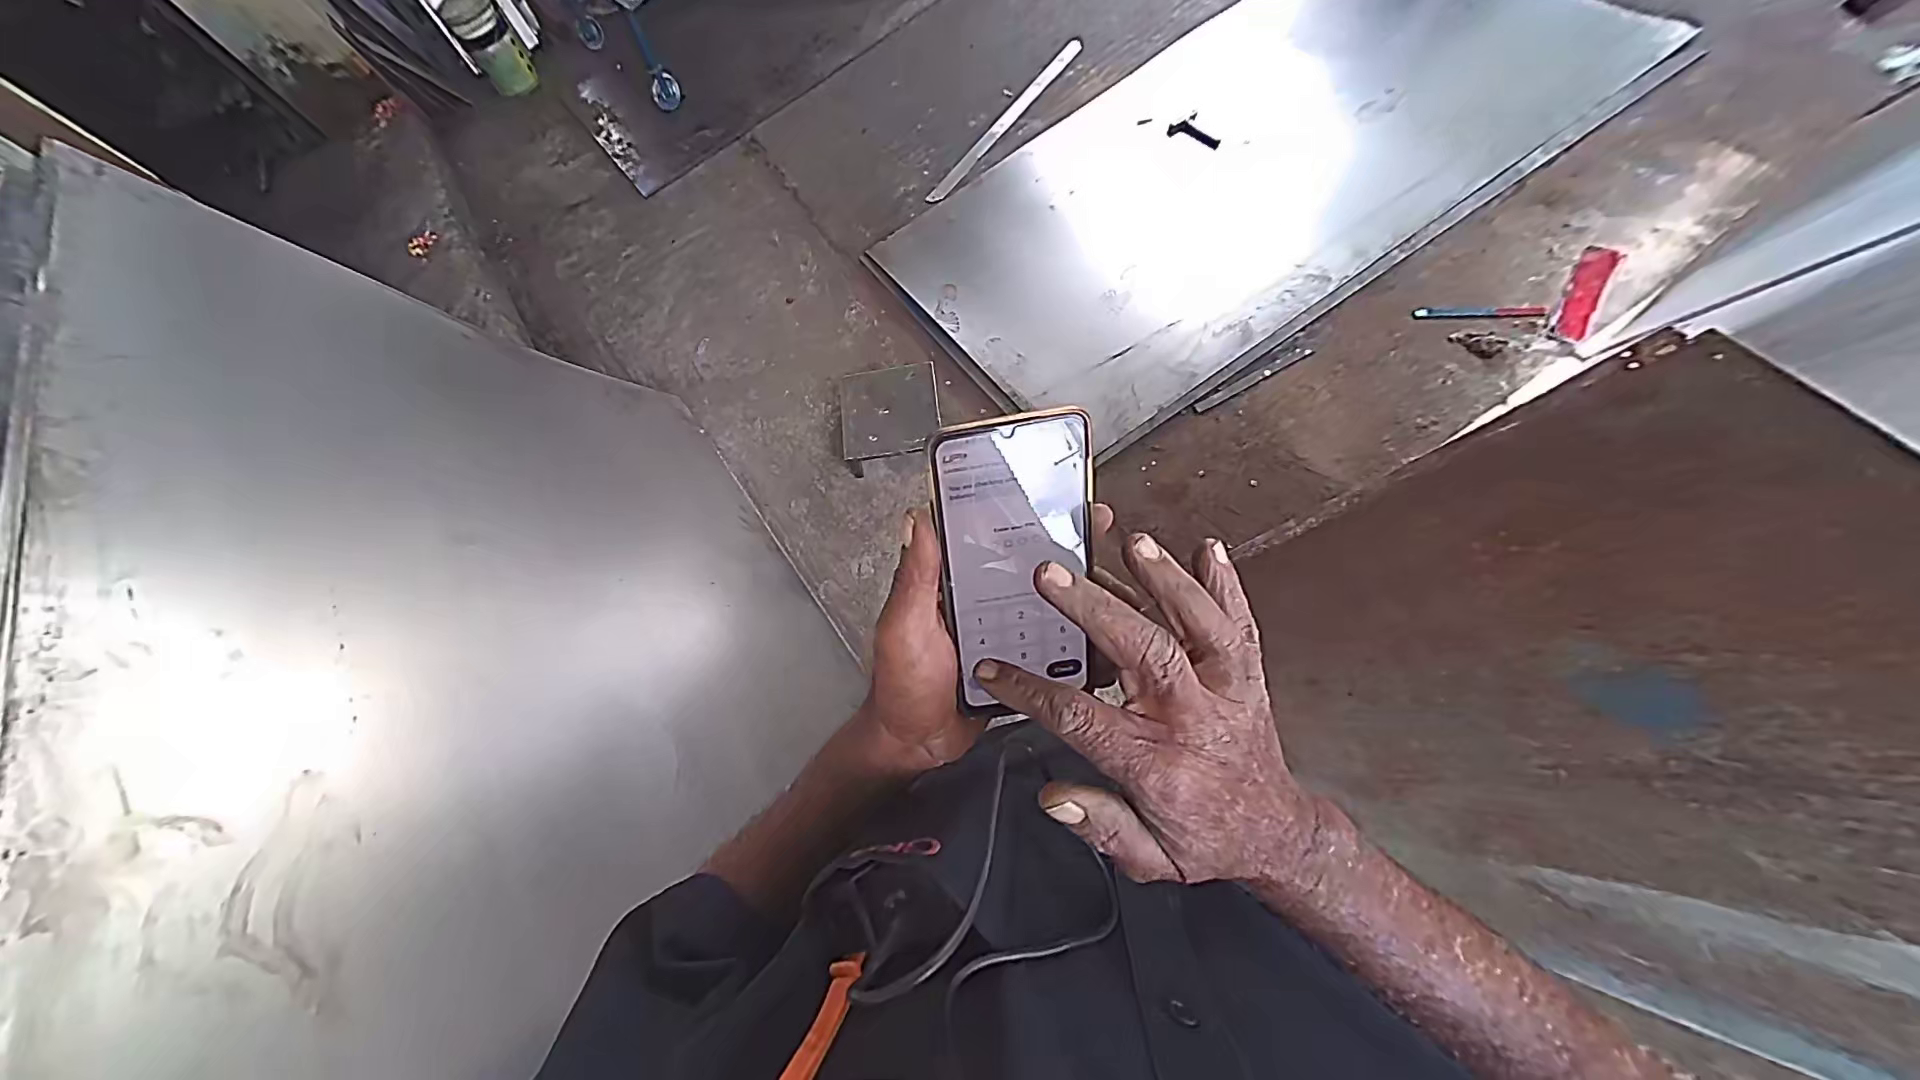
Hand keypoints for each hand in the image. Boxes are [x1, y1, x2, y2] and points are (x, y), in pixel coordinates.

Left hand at [859, 504, 1126, 773]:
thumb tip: (915, 519)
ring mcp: (1008, 631)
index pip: (995, 536)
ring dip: (1080, 596)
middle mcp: (986, 600)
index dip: (1024, 513)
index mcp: (958, 583)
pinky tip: (1104, 638)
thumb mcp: (903, 625)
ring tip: (1115, 585)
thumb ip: (914, 577)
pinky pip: (1056, 646)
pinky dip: (1078, 641)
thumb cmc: (901, 685)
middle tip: (1099, 533)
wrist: (916, 744)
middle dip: (1069, 549)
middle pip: (1033, 567)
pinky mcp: (1024, 663)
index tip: (1056, 495)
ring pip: (1052, 605)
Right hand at [973, 531, 1319, 885]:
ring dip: (1165, 580)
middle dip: (1094, 609)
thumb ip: (1099, 824)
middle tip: (1052, 576)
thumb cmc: (1206, 838)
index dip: (1031, 692)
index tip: (995, 670)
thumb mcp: (1148, 855)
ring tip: (1131, 544)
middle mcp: (1193, 718)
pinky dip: (1225, 582)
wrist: (1274, 833)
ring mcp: (1226, 690)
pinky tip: (1208, 549)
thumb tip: (1052, 795)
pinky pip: (1239, 623)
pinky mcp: (1247, 674)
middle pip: (1143, 651)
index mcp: (1158, 763)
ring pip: (1198, 626)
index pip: (1082, 718)